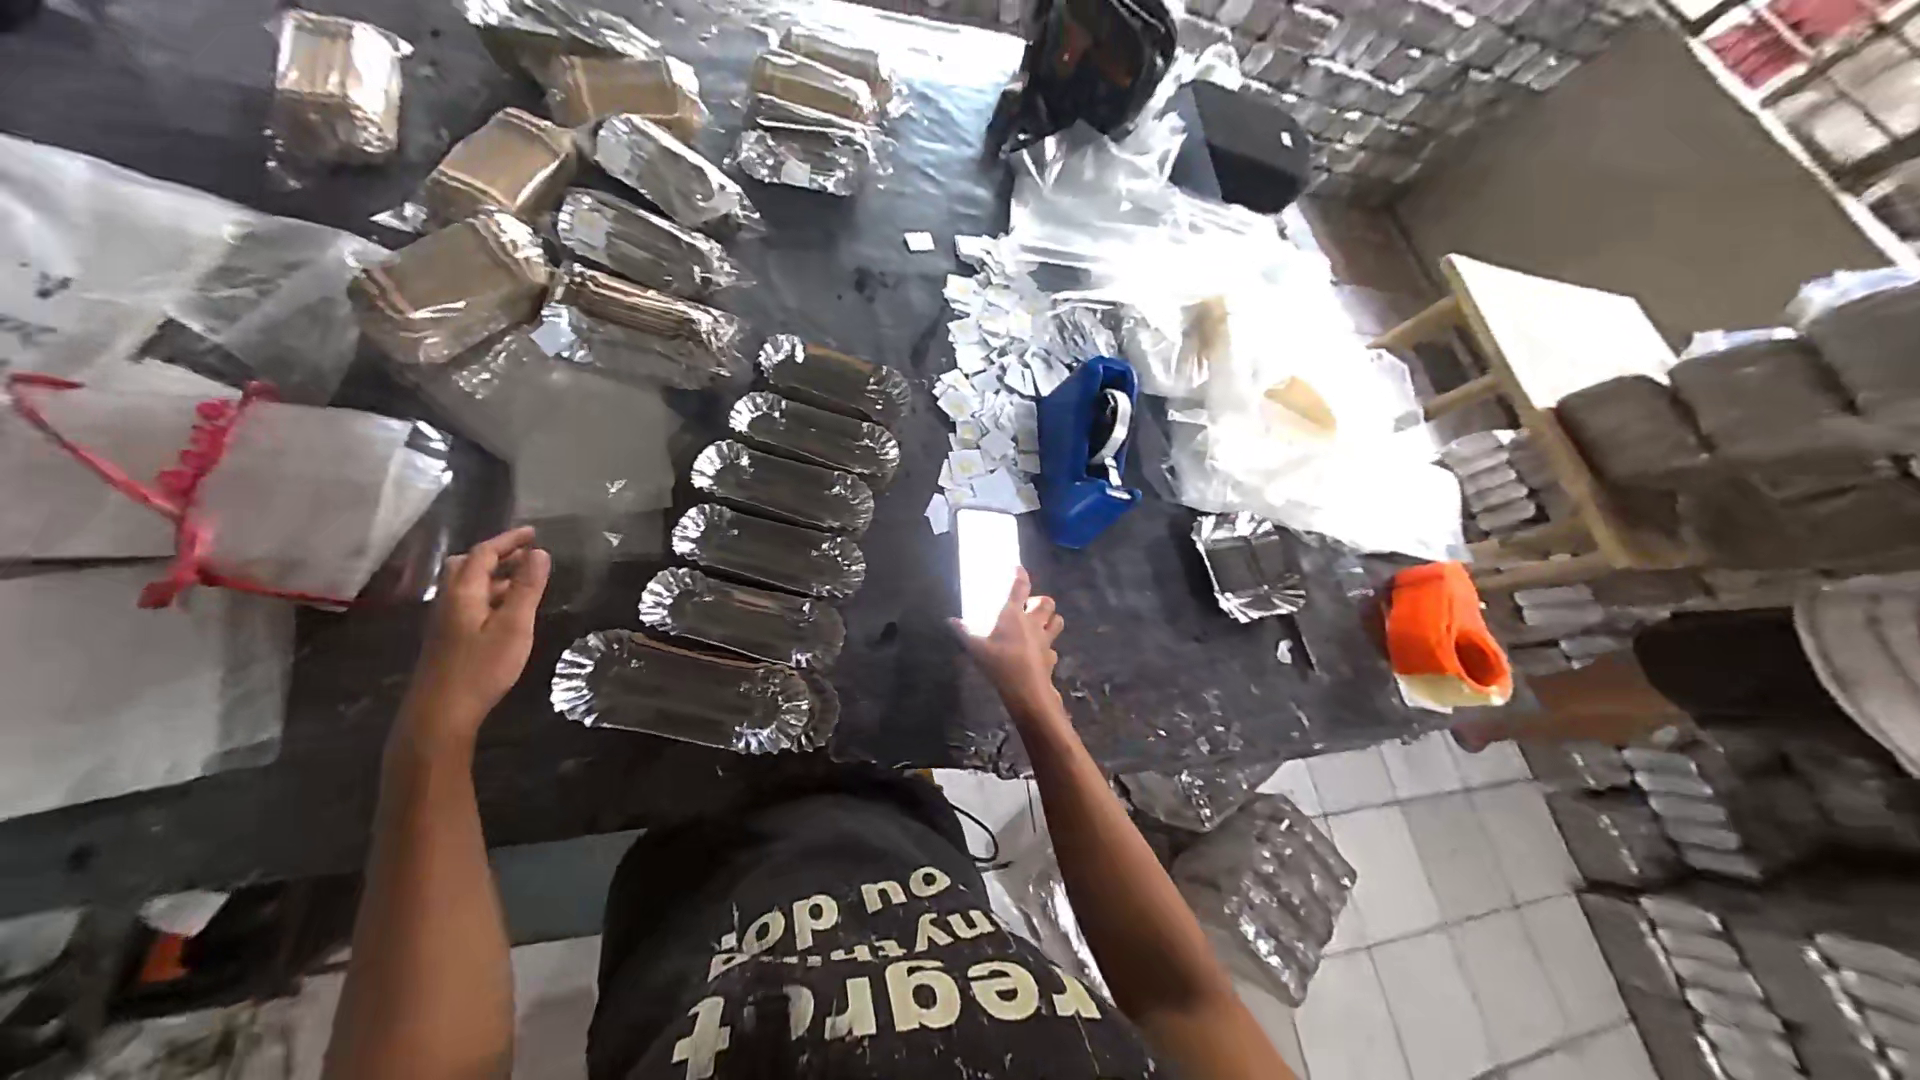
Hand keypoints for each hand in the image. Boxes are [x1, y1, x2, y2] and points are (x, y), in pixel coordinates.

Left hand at [400, 527, 551, 750]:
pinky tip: (508, 609)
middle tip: (527, 554)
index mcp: (464, 593)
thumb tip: (540, 553)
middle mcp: (449, 600)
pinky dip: (490, 593)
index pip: (483, 554)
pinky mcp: (448, 637)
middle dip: (497, 554)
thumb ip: (526, 589)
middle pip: (467, 565)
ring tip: (525, 578)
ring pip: (467, 584)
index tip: (534, 533)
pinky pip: (469, 601)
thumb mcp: (514, 626)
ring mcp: (445, 620)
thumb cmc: (482, 667)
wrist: (441, 713)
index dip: (509, 540)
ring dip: (494, 574)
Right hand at [951, 567, 1065, 718]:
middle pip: (1047, 602)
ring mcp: (1046, 640)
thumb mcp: (976, 649)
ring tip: (1041, 623)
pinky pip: (1054, 647)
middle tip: (1029, 607)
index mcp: (1013, 615)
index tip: (1018, 568)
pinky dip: (1049, 647)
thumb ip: (963, 633)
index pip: (1020, 588)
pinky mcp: (1052, 657)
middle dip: (1040, 601)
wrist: (1027, 690)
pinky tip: (1041, 653)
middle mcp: (1033, 623)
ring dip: (1051, 619)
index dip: (1020, 575)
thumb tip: (949, 621)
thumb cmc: (1000, 664)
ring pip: (1058, 621)